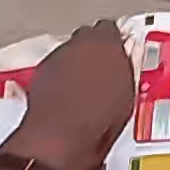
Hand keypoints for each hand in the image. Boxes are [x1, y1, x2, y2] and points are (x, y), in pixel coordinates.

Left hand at [9, 21, 134, 169]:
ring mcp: (57, 56)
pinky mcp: (40, 71)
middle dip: (94, 49)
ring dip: (77, 61)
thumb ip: (128, 66)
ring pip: (70, 50)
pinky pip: (55, 66)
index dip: (115, 42)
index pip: (111, 28)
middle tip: (103, 69)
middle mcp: (79, 42)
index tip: (119, 53)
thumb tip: (129, 56)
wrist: (60, 141)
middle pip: (88, 36)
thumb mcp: (128, 93)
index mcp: (107, 42)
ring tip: (85, 86)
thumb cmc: (98, 121)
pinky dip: (61, 74)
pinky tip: (68, 94)